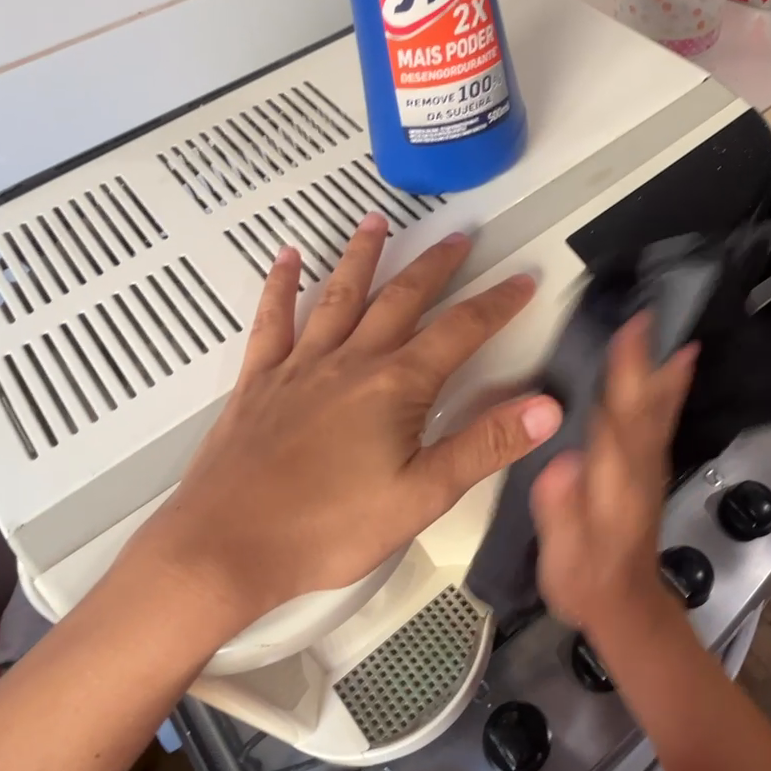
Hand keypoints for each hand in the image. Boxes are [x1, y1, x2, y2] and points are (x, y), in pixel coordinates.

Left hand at [115, 214, 563, 640]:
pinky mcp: (259, 382)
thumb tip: (545, 408)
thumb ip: (486, 445)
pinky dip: (280, 286)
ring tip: (377, 222)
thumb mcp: (423, 495)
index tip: (521, 282)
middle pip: (402, 298)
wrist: (224, 547)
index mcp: (395, 386)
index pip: (461, 330)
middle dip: (435, 266)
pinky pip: (271, 320)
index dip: (497, 304)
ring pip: (339, 295)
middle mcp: (350, 362)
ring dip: (362, 256)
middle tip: (458, 237)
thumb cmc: (325, 529)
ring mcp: (300, 366)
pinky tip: (286, 259)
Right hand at [530, 314, 698, 644]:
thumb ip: (561, 509)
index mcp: (616, 483)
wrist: (624, 605)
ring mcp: (649, 469)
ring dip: (669, 375)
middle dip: (651, 362)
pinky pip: (661, 423)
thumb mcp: (563, 556)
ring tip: (677, 340)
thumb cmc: (587, 582)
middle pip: (647, 407)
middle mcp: (639, 468)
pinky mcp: (650, 472)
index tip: (630, 334)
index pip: (620, 419)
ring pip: (661, 413)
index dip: (626, 375)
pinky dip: (668, 395)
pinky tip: (671, 378)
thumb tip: (561, 462)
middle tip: (654, 318)